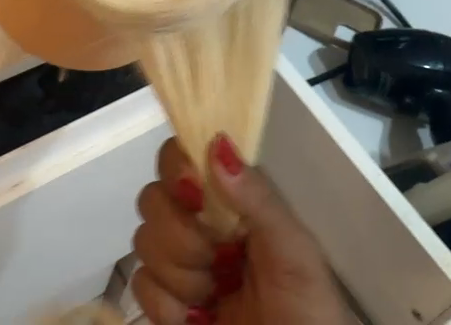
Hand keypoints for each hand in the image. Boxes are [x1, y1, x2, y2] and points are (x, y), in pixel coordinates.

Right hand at [130, 135, 349, 324]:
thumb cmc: (308, 312)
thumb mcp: (295, 252)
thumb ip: (257, 199)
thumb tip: (218, 143)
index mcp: (231, 201)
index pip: (183, 157)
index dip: (177, 169)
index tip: (195, 196)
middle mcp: (200, 224)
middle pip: (153, 198)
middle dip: (182, 236)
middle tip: (219, 261)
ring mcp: (181, 264)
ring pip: (144, 242)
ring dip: (181, 276)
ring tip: (216, 298)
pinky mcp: (166, 304)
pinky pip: (142, 286)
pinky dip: (169, 308)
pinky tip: (198, 319)